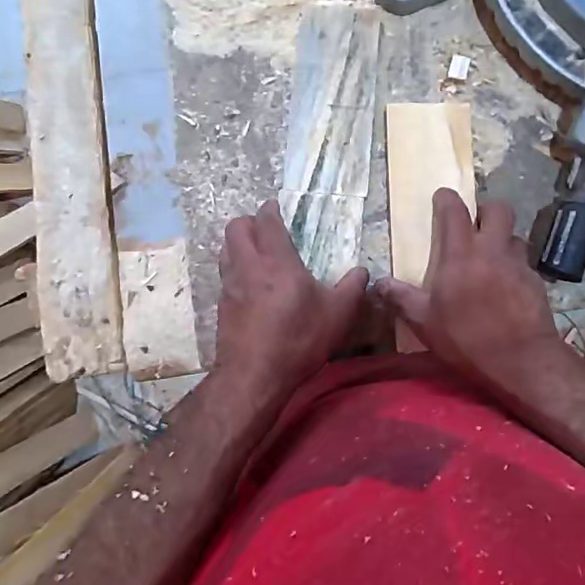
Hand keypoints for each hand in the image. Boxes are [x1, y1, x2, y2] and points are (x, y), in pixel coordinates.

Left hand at [215, 200, 368, 387]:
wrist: (254, 376)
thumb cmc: (298, 340)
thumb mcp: (337, 315)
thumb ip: (352, 288)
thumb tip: (362, 272)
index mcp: (276, 261)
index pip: (266, 221)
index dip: (270, 210)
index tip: (277, 208)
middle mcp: (248, 266)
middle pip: (235, 228)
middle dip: (249, 222)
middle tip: (267, 229)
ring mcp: (230, 286)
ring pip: (226, 249)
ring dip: (239, 244)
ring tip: (258, 253)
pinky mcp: (222, 306)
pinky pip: (225, 275)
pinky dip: (236, 269)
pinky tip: (251, 285)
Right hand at [376, 189, 561, 374]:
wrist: (522, 360)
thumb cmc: (467, 338)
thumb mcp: (425, 321)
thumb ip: (401, 298)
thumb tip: (378, 284)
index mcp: (461, 253)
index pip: (455, 209)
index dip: (447, 198)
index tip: (441, 198)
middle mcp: (493, 249)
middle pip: (498, 209)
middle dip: (485, 210)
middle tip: (474, 226)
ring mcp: (519, 263)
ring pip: (514, 236)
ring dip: (502, 240)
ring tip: (491, 259)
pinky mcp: (536, 281)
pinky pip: (524, 263)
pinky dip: (514, 267)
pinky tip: (506, 288)